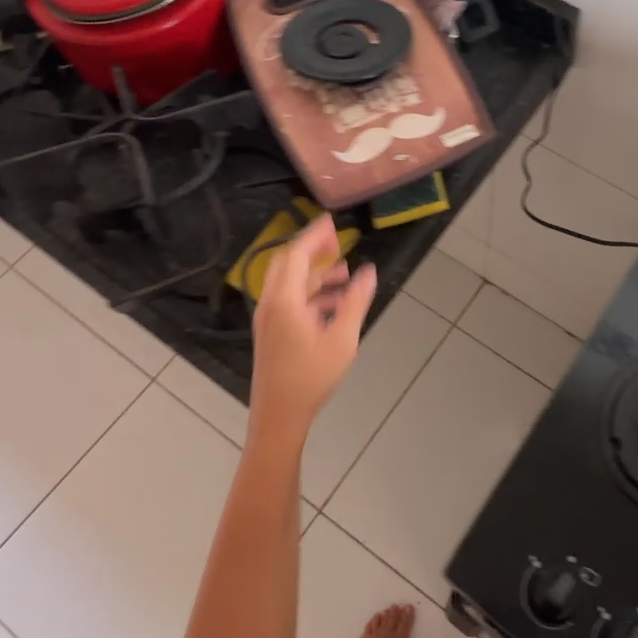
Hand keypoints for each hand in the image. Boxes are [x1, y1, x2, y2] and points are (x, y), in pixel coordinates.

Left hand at [248, 215, 376, 443]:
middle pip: (286, 264)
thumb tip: (369, 272)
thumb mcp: (342, 340)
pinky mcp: (271, 332)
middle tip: (336, 240)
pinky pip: (288, 299)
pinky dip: (309, 292)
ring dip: (313, 273)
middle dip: (311, 249)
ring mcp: (268, 319)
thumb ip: (355, 302)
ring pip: (288, 283)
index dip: (313, 235)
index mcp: (285, 301)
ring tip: (344, 273)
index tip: (331, 221)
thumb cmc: (311, 378)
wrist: (279, 415)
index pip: (295, 255)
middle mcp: (271, 304)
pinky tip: (333, 303)